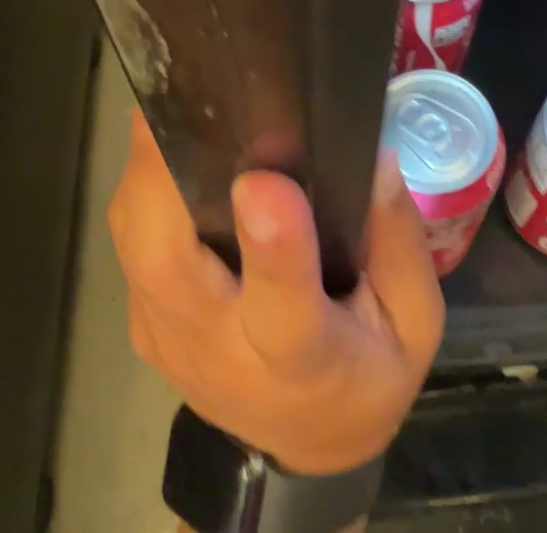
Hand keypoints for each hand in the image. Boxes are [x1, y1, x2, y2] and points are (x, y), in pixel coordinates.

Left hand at [109, 112, 443, 475]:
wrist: (306, 445)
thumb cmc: (368, 375)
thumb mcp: (415, 322)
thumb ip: (399, 244)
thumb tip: (377, 158)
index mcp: (302, 355)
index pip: (281, 301)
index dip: (271, 242)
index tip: (263, 180)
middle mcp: (221, 346)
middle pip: (168, 263)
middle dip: (163, 178)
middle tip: (186, 101)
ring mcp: (170, 339)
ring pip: (135, 246)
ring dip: (145, 175)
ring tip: (177, 107)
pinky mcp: (147, 328)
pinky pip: (131, 248)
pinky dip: (143, 196)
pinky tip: (175, 156)